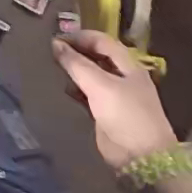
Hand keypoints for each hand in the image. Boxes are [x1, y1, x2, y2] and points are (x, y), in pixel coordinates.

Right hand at [52, 30, 177, 171]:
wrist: (141, 156)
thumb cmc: (125, 115)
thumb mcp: (100, 85)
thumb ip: (77, 64)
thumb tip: (55, 44)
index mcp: (127, 64)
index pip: (102, 41)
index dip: (80, 37)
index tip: (55, 39)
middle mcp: (122, 76)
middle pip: (97, 56)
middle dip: (75, 52)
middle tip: (50, 53)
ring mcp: (114, 95)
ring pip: (91, 75)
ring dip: (73, 70)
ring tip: (52, 68)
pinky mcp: (105, 112)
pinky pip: (87, 94)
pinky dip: (75, 89)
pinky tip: (62, 90)